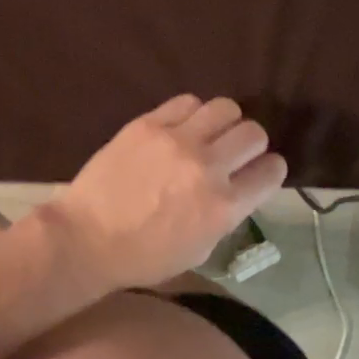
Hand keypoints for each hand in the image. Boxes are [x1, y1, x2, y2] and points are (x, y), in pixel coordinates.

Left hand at [43, 95, 286, 290]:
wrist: (87, 237)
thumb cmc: (143, 256)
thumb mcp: (199, 249)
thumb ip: (224, 215)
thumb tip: (235, 190)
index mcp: (224, 206)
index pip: (271, 171)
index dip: (270, 169)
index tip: (260, 170)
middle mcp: (208, 167)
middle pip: (254, 134)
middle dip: (251, 144)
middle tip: (233, 152)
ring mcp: (178, 141)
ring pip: (226, 108)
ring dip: (224, 122)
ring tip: (209, 133)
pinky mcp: (150, 123)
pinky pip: (187, 102)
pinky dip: (192, 113)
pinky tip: (181, 127)